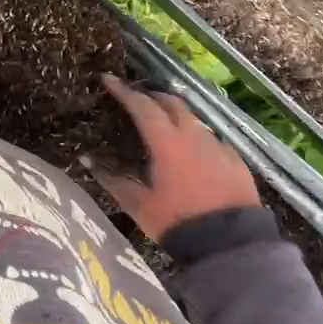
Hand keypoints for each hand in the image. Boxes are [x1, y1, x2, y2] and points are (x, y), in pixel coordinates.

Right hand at [88, 74, 259, 241]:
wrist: (231, 243)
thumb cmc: (176, 220)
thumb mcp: (137, 203)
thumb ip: (111, 178)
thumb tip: (86, 158)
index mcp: (167, 143)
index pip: (143, 107)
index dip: (124, 92)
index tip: (108, 79)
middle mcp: (194, 137)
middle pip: (173, 103)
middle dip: (152, 96)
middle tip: (136, 98)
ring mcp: (219, 147)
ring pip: (194, 120)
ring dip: (175, 115)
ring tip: (161, 124)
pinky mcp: (236, 161)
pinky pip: (212, 139)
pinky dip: (195, 136)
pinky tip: (190, 151)